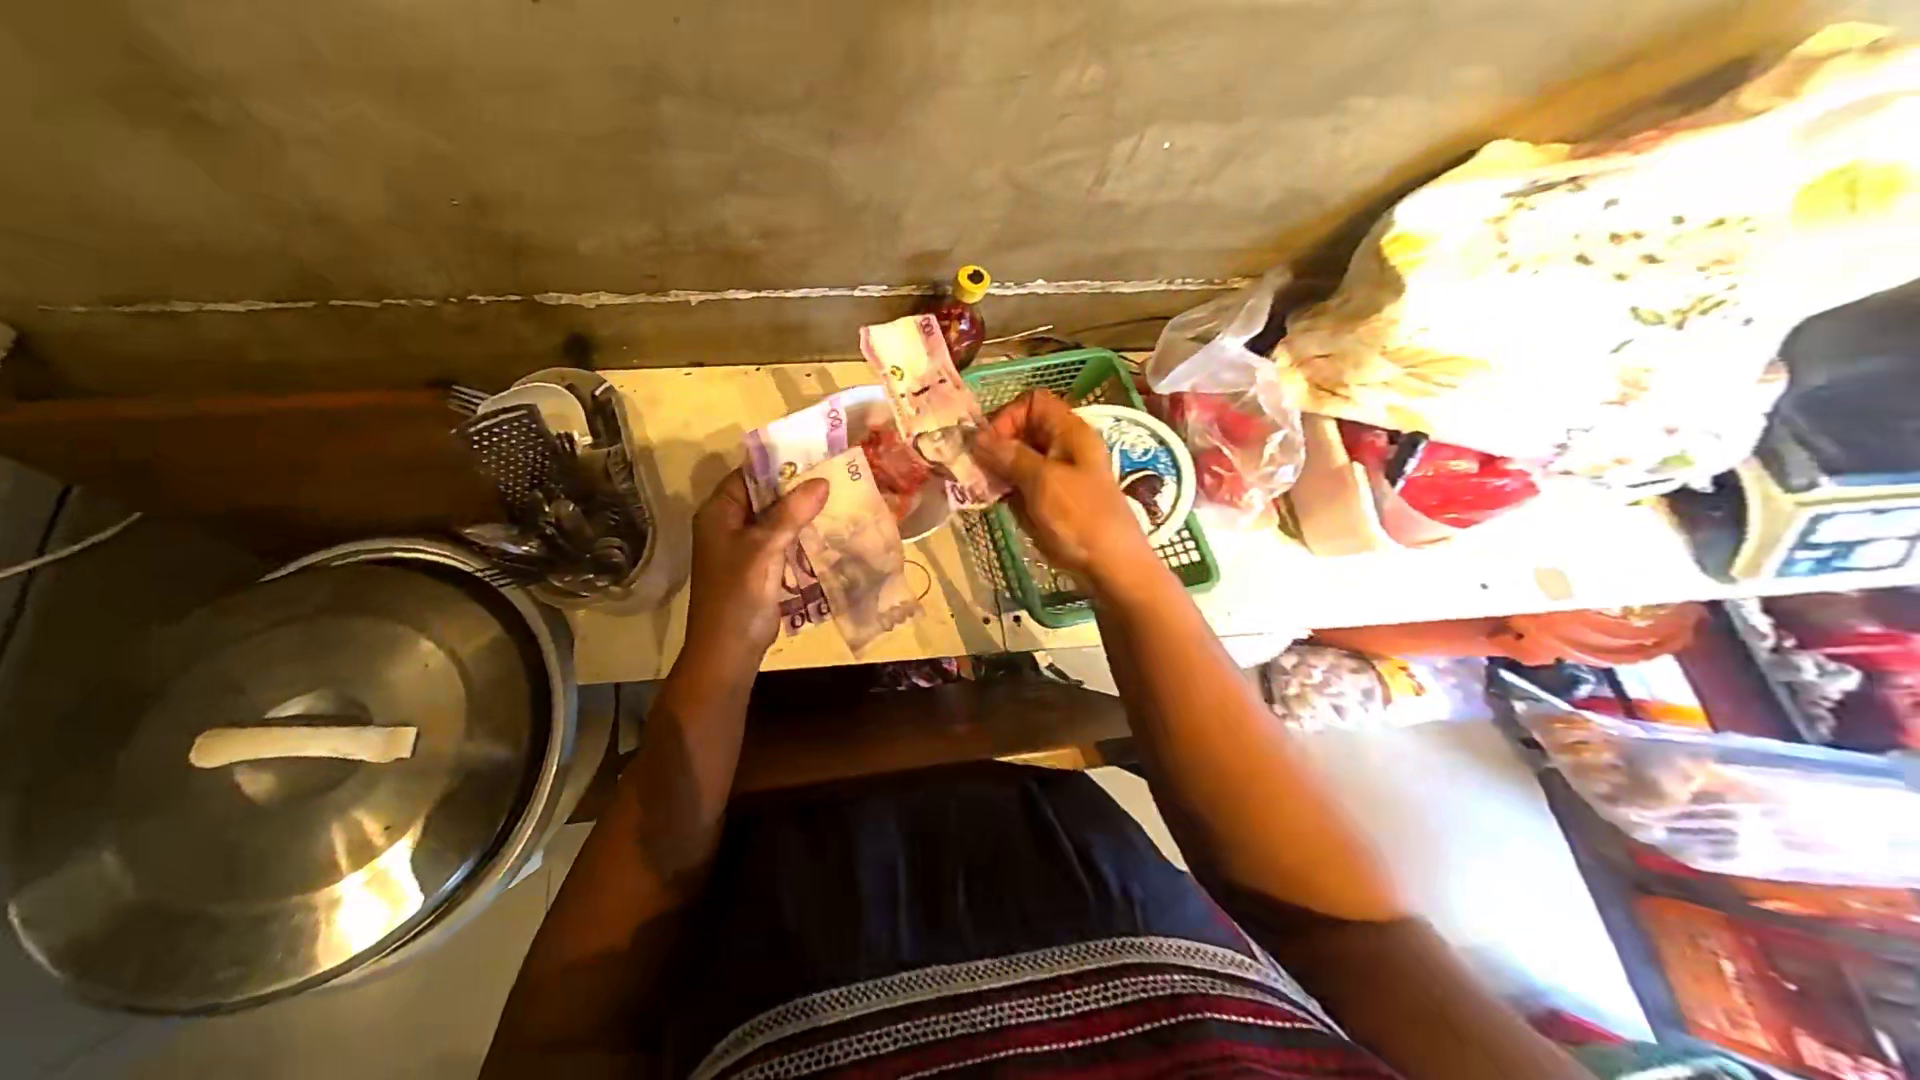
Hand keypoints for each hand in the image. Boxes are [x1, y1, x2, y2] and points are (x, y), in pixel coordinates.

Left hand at [683, 469, 828, 661]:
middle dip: (796, 487)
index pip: (748, 474)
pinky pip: (781, 540)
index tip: (815, 454)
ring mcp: (743, 547)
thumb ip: (791, 513)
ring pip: (775, 518)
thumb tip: (822, 480)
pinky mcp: (758, 566)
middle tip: (835, 473)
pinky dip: (801, 534)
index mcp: (718, 512)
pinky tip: (828, 528)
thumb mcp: (765, 548)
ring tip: (838, 496)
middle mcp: (727, 524)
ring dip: (801, 511)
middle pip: (764, 495)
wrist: (729, 649)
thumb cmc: (739, 594)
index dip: (779, 463)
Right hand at [972, 390, 1155, 585]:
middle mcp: (1066, 448)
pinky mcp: (1055, 501)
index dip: (1008, 416)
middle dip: (997, 446)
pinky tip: (999, 505)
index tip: (989, 444)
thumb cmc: (1080, 518)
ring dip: (999, 471)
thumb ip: (1009, 455)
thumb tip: (976, 436)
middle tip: (977, 470)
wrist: (1112, 567)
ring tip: (985, 490)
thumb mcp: (1043, 482)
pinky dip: (1009, 491)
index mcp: (1071, 432)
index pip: (1032, 403)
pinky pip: (1025, 485)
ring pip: (1021, 460)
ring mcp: (1060, 476)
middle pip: (1024, 431)